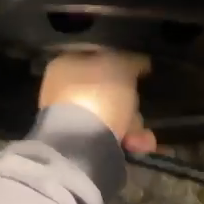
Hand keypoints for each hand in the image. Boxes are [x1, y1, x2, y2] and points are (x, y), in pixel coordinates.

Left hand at [37, 48, 154, 149]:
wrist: (80, 146)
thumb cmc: (96, 95)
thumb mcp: (118, 66)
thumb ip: (129, 59)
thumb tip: (138, 60)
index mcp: (64, 65)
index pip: (96, 57)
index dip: (120, 62)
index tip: (138, 70)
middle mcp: (64, 91)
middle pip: (109, 90)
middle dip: (131, 102)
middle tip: (137, 106)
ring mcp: (71, 119)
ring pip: (114, 115)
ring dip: (134, 125)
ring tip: (139, 136)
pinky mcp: (81, 144)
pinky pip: (113, 136)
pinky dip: (129, 141)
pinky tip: (137, 145)